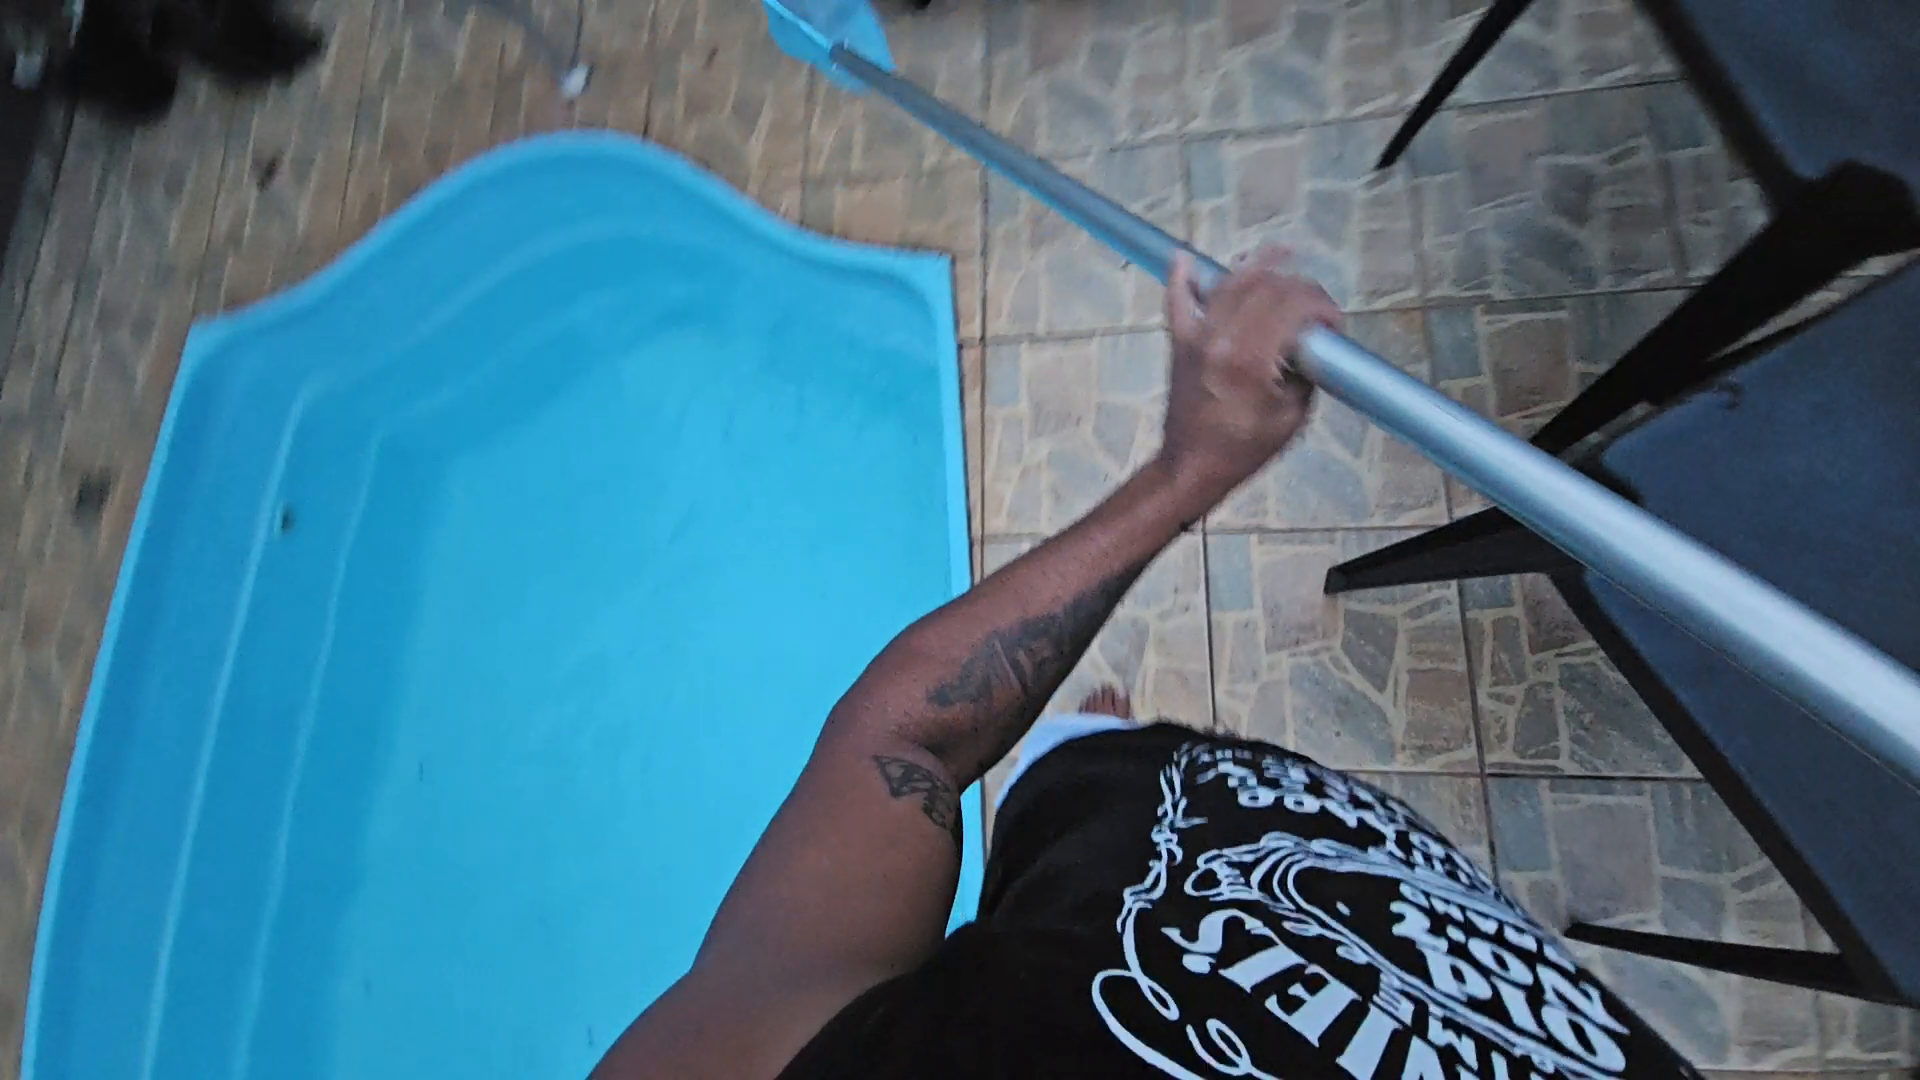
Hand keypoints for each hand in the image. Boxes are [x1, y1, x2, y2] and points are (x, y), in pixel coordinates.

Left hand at [1155, 245, 1341, 513]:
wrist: (1191, 466)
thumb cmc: (1245, 447)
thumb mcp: (1293, 412)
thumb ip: (1304, 368)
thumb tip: (1310, 340)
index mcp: (1250, 359)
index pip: (1293, 305)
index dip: (1322, 306)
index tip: (1334, 323)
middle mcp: (1220, 340)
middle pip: (1266, 288)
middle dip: (1300, 288)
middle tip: (1316, 308)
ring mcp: (1195, 339)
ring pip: (1229, 285)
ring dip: (1258, 265)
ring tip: (1282, 253)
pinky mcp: (1180, 344)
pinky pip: (1177, 303)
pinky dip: (1180, 278)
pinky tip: (1184, 256)